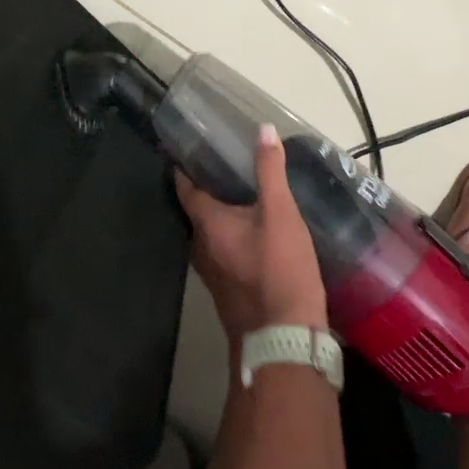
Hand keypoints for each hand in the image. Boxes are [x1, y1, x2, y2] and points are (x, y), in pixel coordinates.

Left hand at [174, 124, 328, 337]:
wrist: (283, 338)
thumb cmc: (280, 270)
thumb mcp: (281, 214)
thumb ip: (270, 172)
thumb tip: (263, 130)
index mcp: (206, 224)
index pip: (184, 186)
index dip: (186, 164)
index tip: (193, 145)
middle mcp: (200, 247)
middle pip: (198, 209)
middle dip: (211, 186)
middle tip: (230, 162)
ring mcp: (212, 271)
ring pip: (213, 232)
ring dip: (225, 213)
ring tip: (247, 192)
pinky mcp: (228, 288)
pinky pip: (226, 251)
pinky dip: (235, 234)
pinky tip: (258, 230)